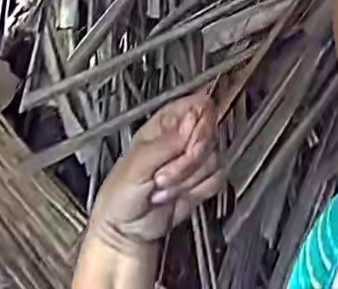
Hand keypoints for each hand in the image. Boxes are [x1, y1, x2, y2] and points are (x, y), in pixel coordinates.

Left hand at [84, 95, 223, 260]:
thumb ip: (165, 142)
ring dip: (188, 180)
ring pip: (214, 158)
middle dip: (188, 162)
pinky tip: (177, 195)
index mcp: (167, 120)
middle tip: (162, 176)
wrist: (124, 232)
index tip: (187, 147)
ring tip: (163, 188)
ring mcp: (195, 156)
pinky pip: (217, 178)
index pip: (202, 106)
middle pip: (211, 134)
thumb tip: (192, 119)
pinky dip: (198, 191)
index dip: (201, 125)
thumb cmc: (120, 193)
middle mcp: (185, 133)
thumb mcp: (137, 164)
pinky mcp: (203, 177)